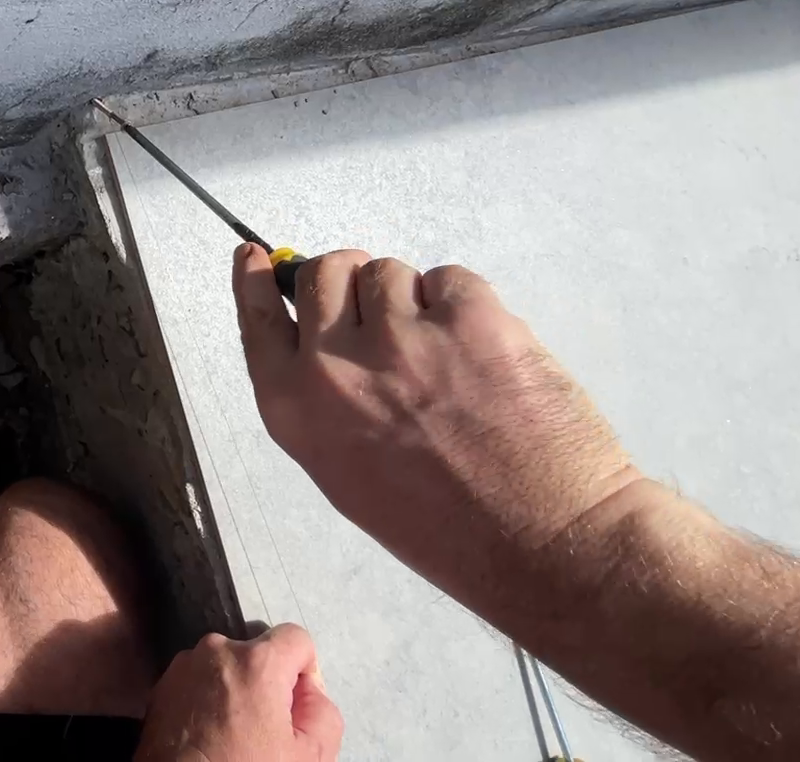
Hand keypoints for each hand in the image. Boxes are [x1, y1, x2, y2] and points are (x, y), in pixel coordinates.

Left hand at [135, 624, 340, 761]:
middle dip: (268, 686)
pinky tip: (210, 736)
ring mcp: (184, 663)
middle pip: (258, 655)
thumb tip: (308, 689)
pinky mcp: (164, 681)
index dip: (306, 673)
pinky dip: (209, 699)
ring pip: (227, 667)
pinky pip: (199, 679)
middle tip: (266, 732)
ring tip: (234, 738)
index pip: (296, 638)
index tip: (297, 708)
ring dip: (237, 691)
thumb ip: (322, 713)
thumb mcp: (310, 757)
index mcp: (255, 661)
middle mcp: (216, 648)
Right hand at [231, 245, 647, 600]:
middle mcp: (333, 365)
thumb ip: (315, 393)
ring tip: (442, 349)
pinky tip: (481, 349)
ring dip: (409, 297)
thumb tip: (319, 330)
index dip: (253, 278)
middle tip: (379, 308)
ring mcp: (401, 339)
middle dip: (347, 277)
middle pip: (322, 272)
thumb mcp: (337, 463)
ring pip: (387, 271)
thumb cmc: (432, 520)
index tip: (253, 253)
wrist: (546, 546)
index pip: (258, 317)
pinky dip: (462, 302)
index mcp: (294, 404)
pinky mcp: (470, 322)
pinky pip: (448, 277)